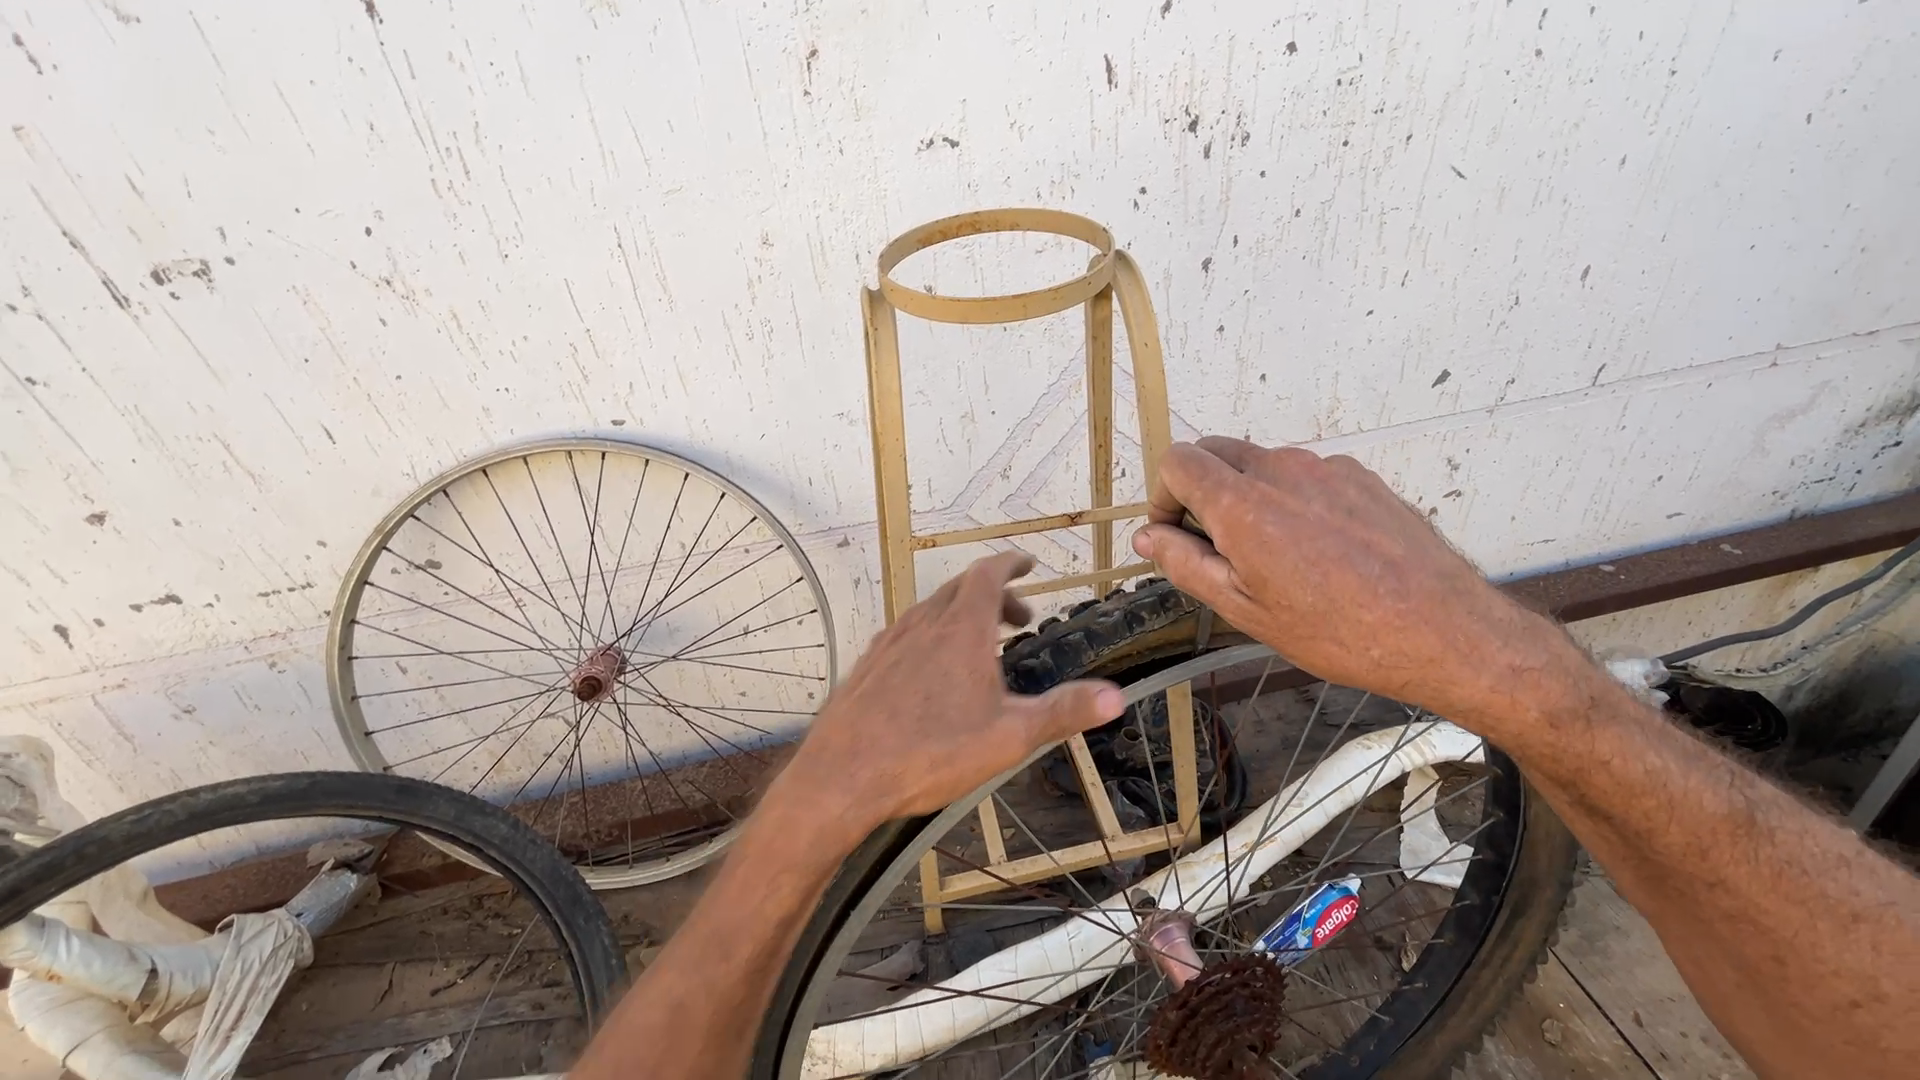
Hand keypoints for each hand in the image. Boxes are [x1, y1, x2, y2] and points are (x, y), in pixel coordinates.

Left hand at [780, 552, 1126, 830]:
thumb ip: (1063, 712)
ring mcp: (890, 642)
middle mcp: (923, 624)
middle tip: (1021, 619)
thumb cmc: (930, 752)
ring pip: (932, 610)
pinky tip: (933, 671)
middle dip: (995, 594)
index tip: (1028, 563)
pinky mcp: (868, 664)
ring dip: (963, 614)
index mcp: (961, 630)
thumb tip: (1116, 697)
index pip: (988, 575)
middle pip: (962, 589)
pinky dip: (932, 634)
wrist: (842, 776)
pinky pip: (907, 633)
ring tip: (982, 647)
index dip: (1010, 563)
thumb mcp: (1009, 737)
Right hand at [1130, 438, 1561, 722]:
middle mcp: (1281, 469)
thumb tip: (1148, 536)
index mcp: (1242, 503)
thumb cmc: (1335, 629)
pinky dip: (1290, 498)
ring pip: (1260, 463)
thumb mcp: (1244, 609)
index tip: (1174, 534)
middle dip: (1198, 489)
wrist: (1441, 629)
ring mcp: (1325, 467)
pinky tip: (1317, 548)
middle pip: (1215, 451)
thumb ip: (1185, 564)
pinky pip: (1304, 474)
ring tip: (1273, 555)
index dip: (1163, 496)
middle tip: (1213, 544)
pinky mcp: (1360, 475)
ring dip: (1246, 494)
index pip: (1178, 462)